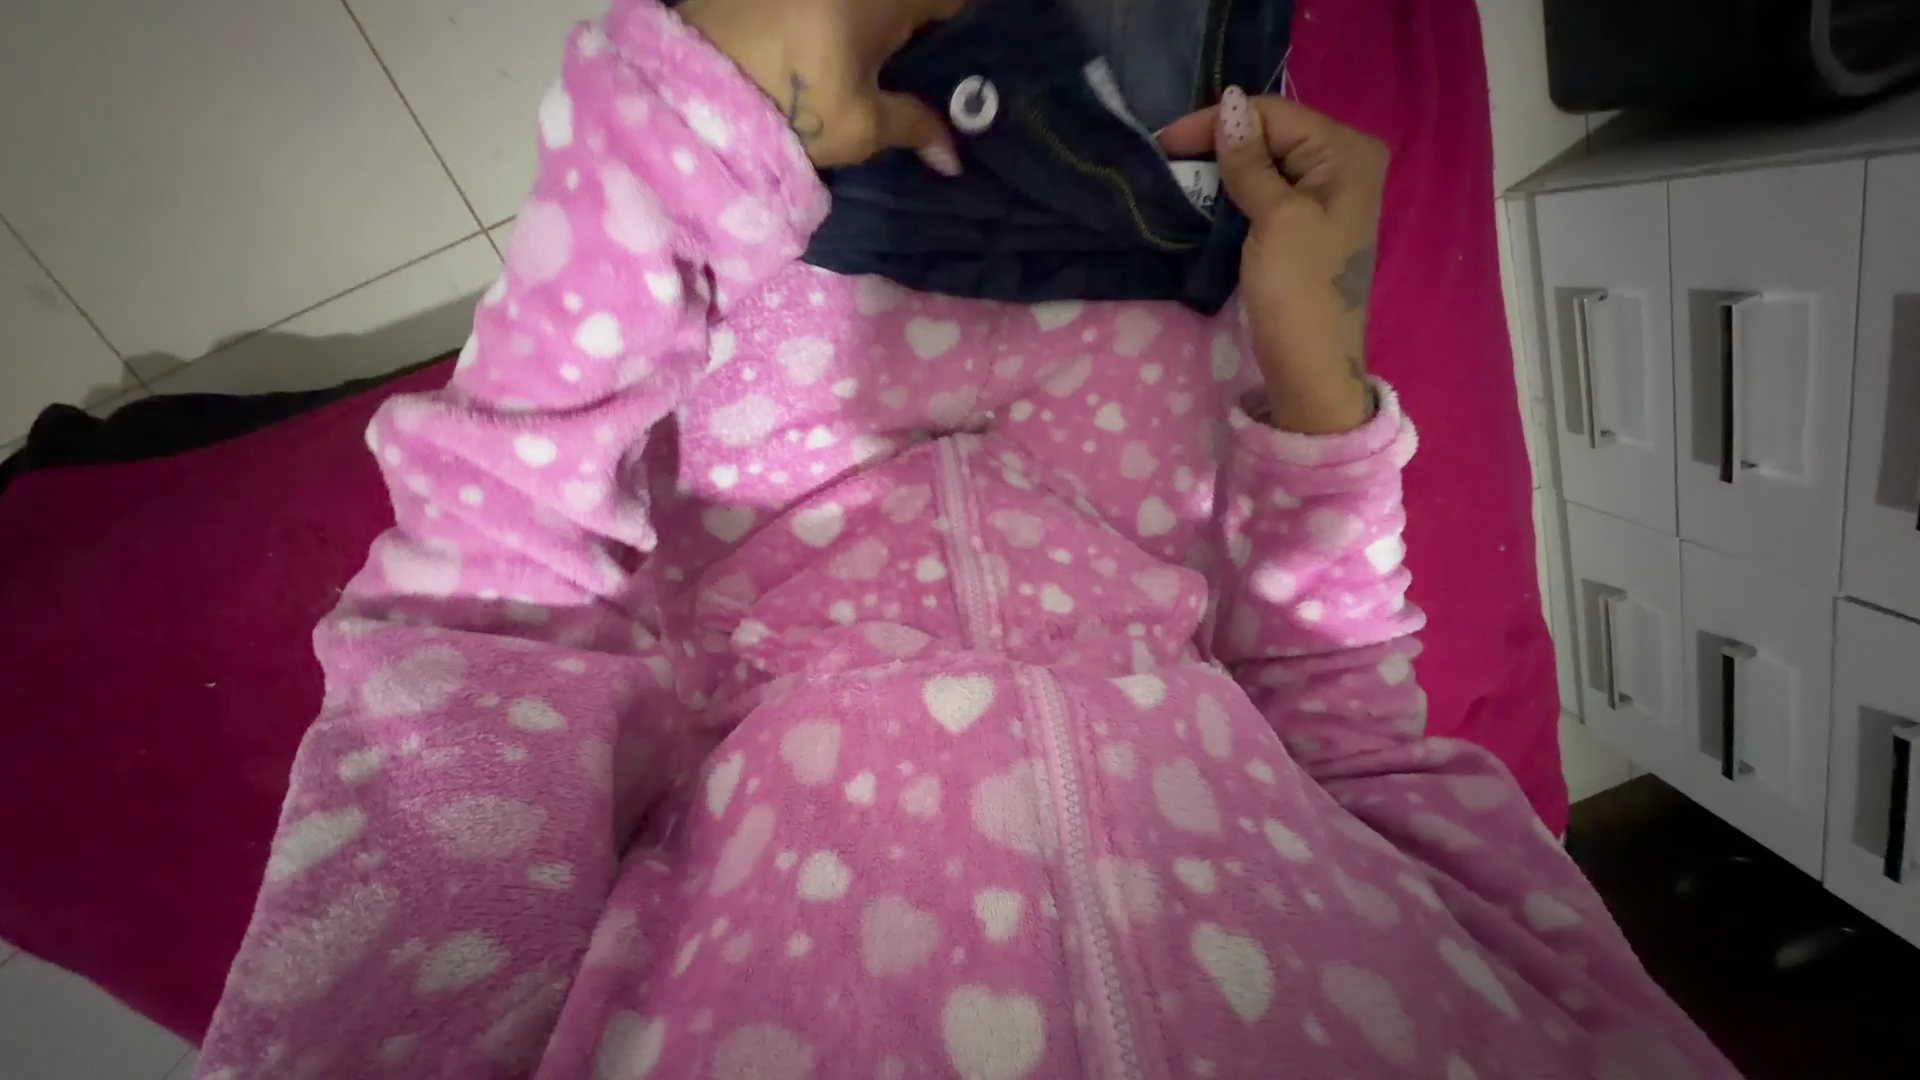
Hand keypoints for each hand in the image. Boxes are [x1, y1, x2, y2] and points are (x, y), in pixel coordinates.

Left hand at [679, 0, 965, 172]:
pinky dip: (851, 19)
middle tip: (928, 71)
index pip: (954, 2)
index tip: (966, 65)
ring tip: (886, 64)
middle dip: (924, 27)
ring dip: (887, 25)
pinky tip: (843, 48)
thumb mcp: (862, 126)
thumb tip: (954, 157)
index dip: (965, 31)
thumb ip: (916, 128)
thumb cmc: (791, 106)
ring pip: (876, 3)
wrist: (696, 87)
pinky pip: (844, 3)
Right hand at [1158, 88, 1386, 433]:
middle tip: (1163, 159)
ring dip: (1221, 171)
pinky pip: (1264, 195)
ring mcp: (1323, 199)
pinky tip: (1204, 199)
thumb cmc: (1298, 289)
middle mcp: (1342, 165)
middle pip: (1271, 136)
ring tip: (1176, 177)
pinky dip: (1233, 195)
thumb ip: (1250, 162)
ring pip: (1264, 166)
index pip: (1274, 115)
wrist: (1309, 366)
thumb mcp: (1275, 218)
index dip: (1218, 122)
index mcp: (1346, 152)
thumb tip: (1229, 106)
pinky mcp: (1303, 228)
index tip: (1162, 141)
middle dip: (1218, 144)